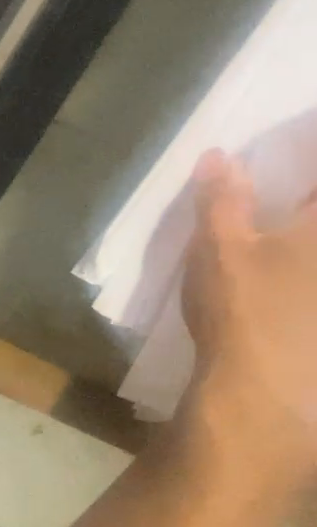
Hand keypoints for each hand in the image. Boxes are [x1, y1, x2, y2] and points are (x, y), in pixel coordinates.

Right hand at [184, 149, 316, 480]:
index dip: (306, 146)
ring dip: (301, 229)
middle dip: (302, 196)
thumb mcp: (218, 249)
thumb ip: (222, 200)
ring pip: (313, 241)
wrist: (269, 387)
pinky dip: (303, 258)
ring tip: (288, 231)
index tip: (295, 140)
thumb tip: (220, 156)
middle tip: (289, 189)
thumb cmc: (244, 309)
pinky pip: (311, 273)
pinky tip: (289, 268)